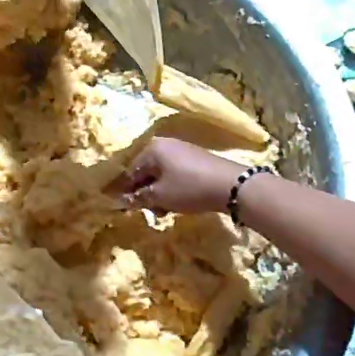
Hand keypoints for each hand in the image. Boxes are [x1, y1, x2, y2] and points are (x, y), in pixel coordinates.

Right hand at [110, 136, 246, 213]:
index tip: (124, 208)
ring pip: (161, 174)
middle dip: (145, 193)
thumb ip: (139, 198)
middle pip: (146, 171)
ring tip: (165, 210)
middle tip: (150, 211)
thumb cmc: (189, 188)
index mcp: (152, 149)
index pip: (131, 172)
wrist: (232, 185)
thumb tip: (122, 200)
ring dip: (159, 192)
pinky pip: (175, 173)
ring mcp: (182, 150)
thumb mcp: (160, 196)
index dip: (127, 191)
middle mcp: (164, 145)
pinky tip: (177, 201)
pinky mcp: (196, 158)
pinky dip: (172, 187)